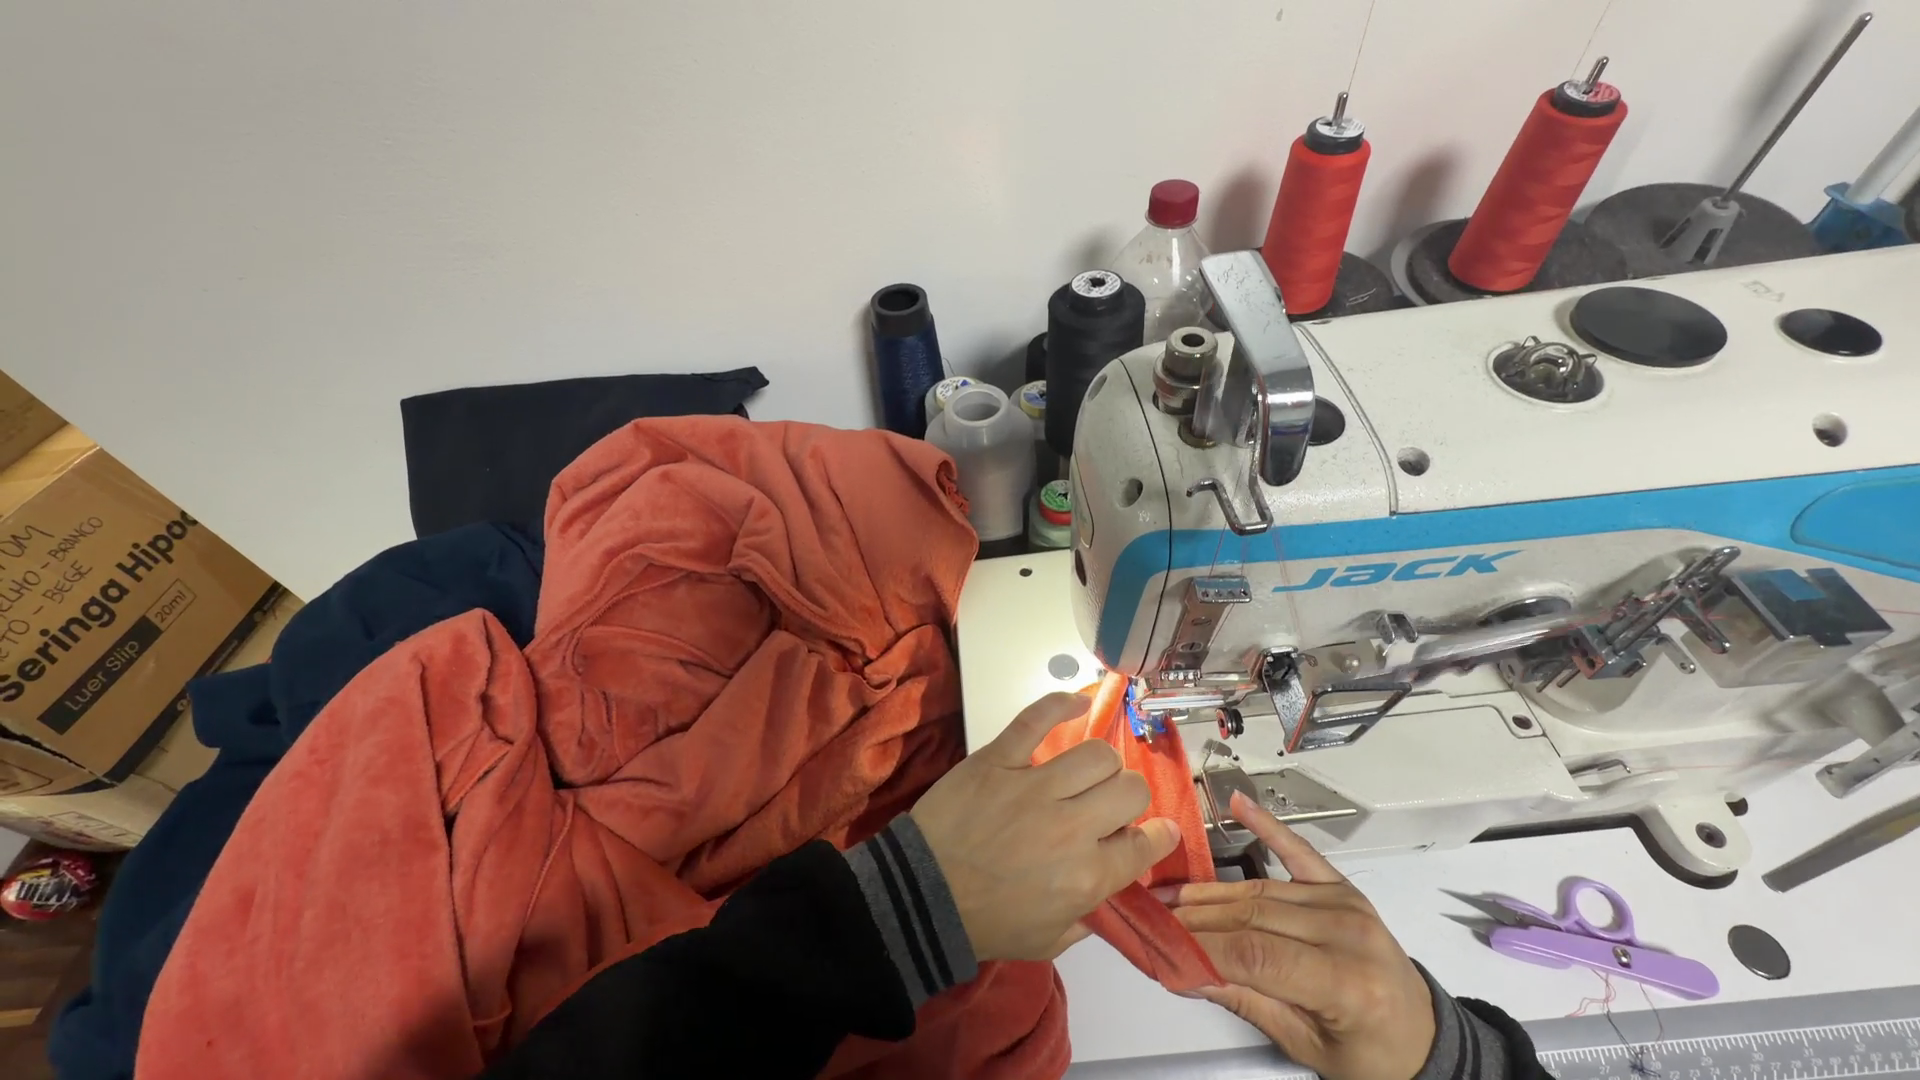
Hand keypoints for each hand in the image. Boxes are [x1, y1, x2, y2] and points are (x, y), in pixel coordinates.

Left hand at [911, 692, 1180, 962]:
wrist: (922, 895)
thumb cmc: (985, 923)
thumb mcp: (1048, 941)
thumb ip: (1088, 916)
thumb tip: (1109, 884)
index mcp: (1086, 876)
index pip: (1144, 845)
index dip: (1159, 837)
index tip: (1159, 830)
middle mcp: (1070, 827)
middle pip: (1130, 791)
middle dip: (1131, 798)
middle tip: (1111, 805)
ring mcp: (1033, 787)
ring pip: (1097, 755)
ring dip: (1102, 765)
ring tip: (1087, 772)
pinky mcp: (998, 759)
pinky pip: (1036, 719)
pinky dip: (1060, 704)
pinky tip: (1075, 703)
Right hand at [1164, 791, 1434, 1079]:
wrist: (1423, 1038)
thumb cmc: (1369, 1055)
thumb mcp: (1307, 1046)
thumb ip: (1246, 1001)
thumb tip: (1183, 971)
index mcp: (1344, 980)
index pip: (1256, 954)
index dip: (1203, 947)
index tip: (1162, 944)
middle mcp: (1346, 931)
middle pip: (1252, 915)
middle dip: (1196, 918)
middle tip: (1153, 917)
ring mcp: (1345, 901)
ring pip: (1260, 889)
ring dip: (1210, 890)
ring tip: (1169, 893)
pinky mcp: (1342, 886)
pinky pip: (1300, 852)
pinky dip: (1268, 826)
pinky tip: (1238, 805)